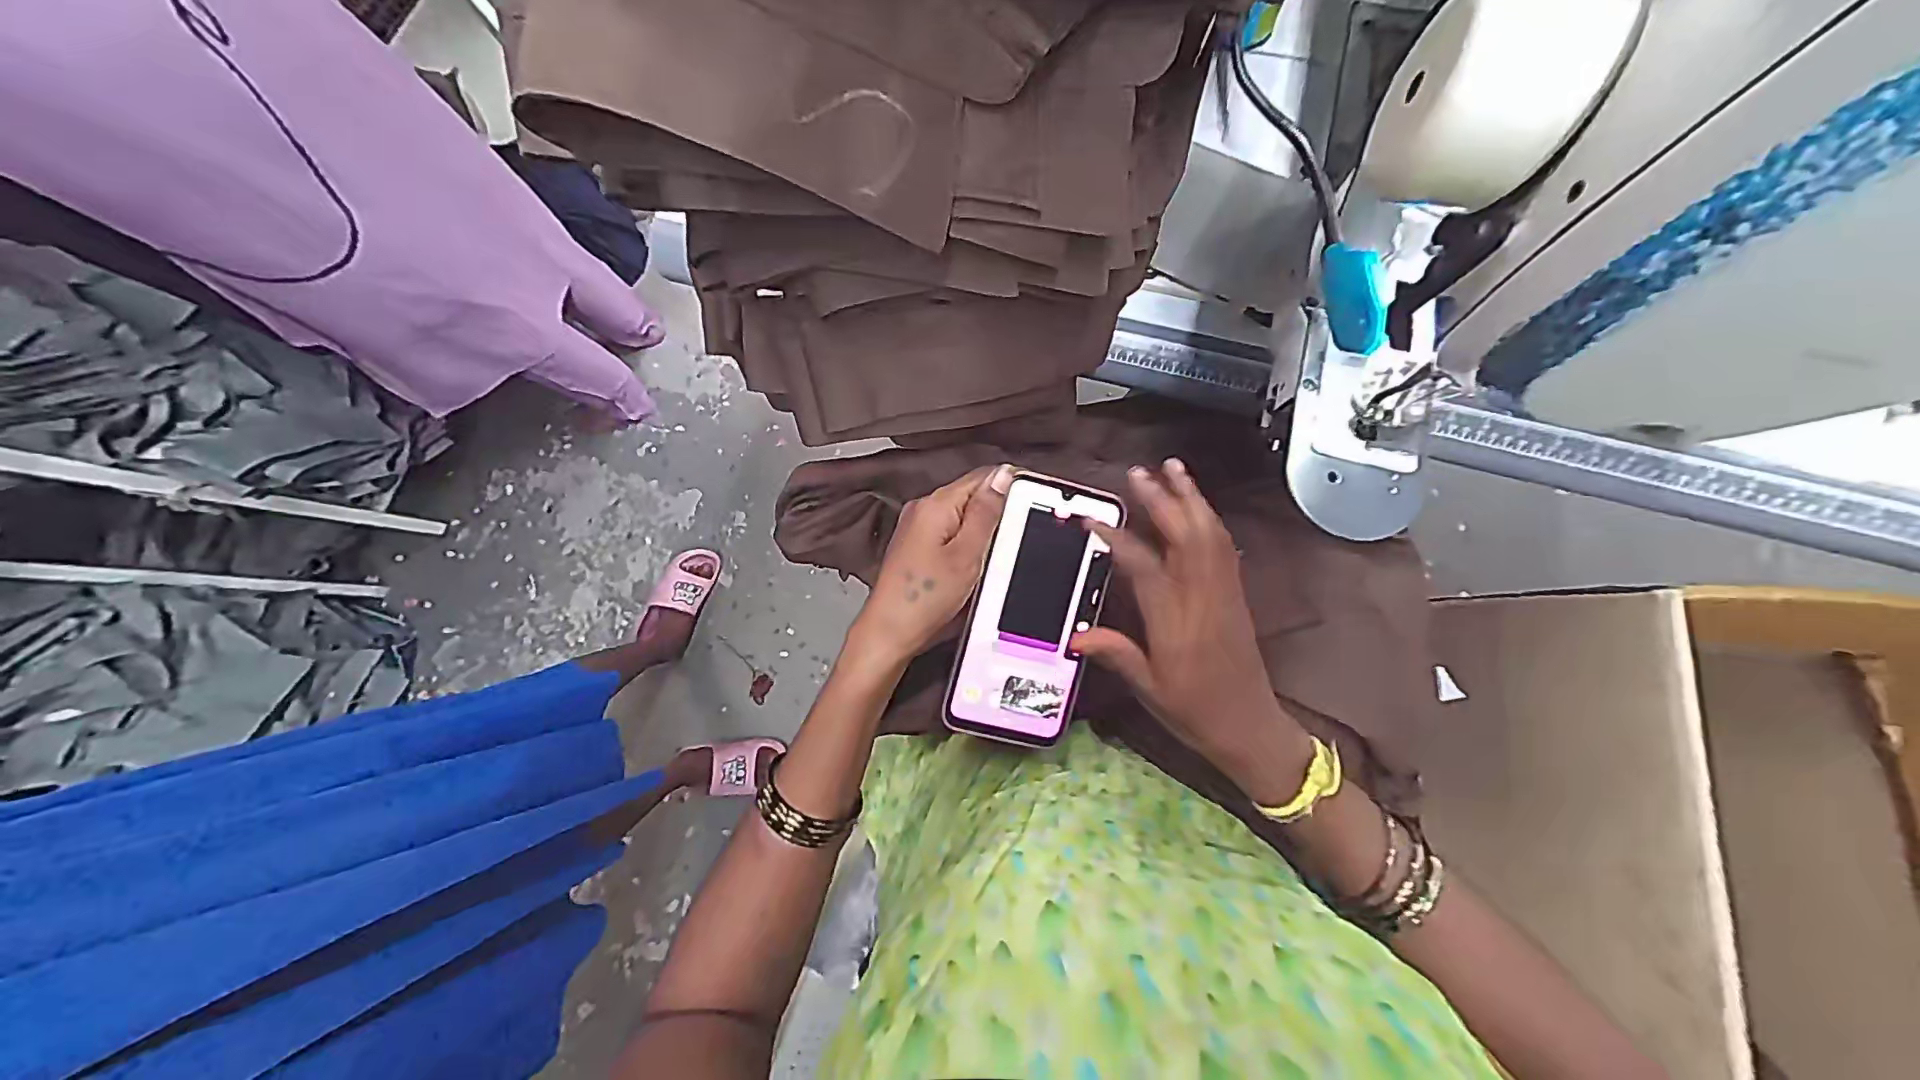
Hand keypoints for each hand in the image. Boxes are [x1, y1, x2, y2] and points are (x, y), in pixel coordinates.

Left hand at [845, 464, 1012, 668]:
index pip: (983, 476)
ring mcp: (918, 528)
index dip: (1010, 489)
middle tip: (999, 550)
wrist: (890, 632)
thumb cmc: (922, 599)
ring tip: (979, 566)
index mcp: (935, 504)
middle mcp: (922, 510)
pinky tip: (966, 572)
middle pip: (973, 497)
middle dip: (994, 519)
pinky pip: (951, 537)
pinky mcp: (917, 547)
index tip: (1027, 509)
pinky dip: (964, 550)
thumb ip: (987, 512)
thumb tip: (1003, 477)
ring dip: (980, 538)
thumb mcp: (968, 555)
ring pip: (963, 519)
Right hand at [1070, 460, 1313, 800]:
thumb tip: (1076, 635)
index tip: (1092, 520)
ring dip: (1191, 497)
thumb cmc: (1195, 710)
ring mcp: (1224, 592)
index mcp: (1175, 622)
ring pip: (1209, 534)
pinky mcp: (1236, 594)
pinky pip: (1224, 546)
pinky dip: (1210, 518)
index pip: (1144, 566)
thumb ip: (1116, 654)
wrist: (1251, 725)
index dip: (1117, 538)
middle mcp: (1202, 599)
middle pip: (1184, 536)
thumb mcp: (1149, 689)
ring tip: (1173, 469)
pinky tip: (1198, 504)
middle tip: (1138, 473)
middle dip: (1161, 500)